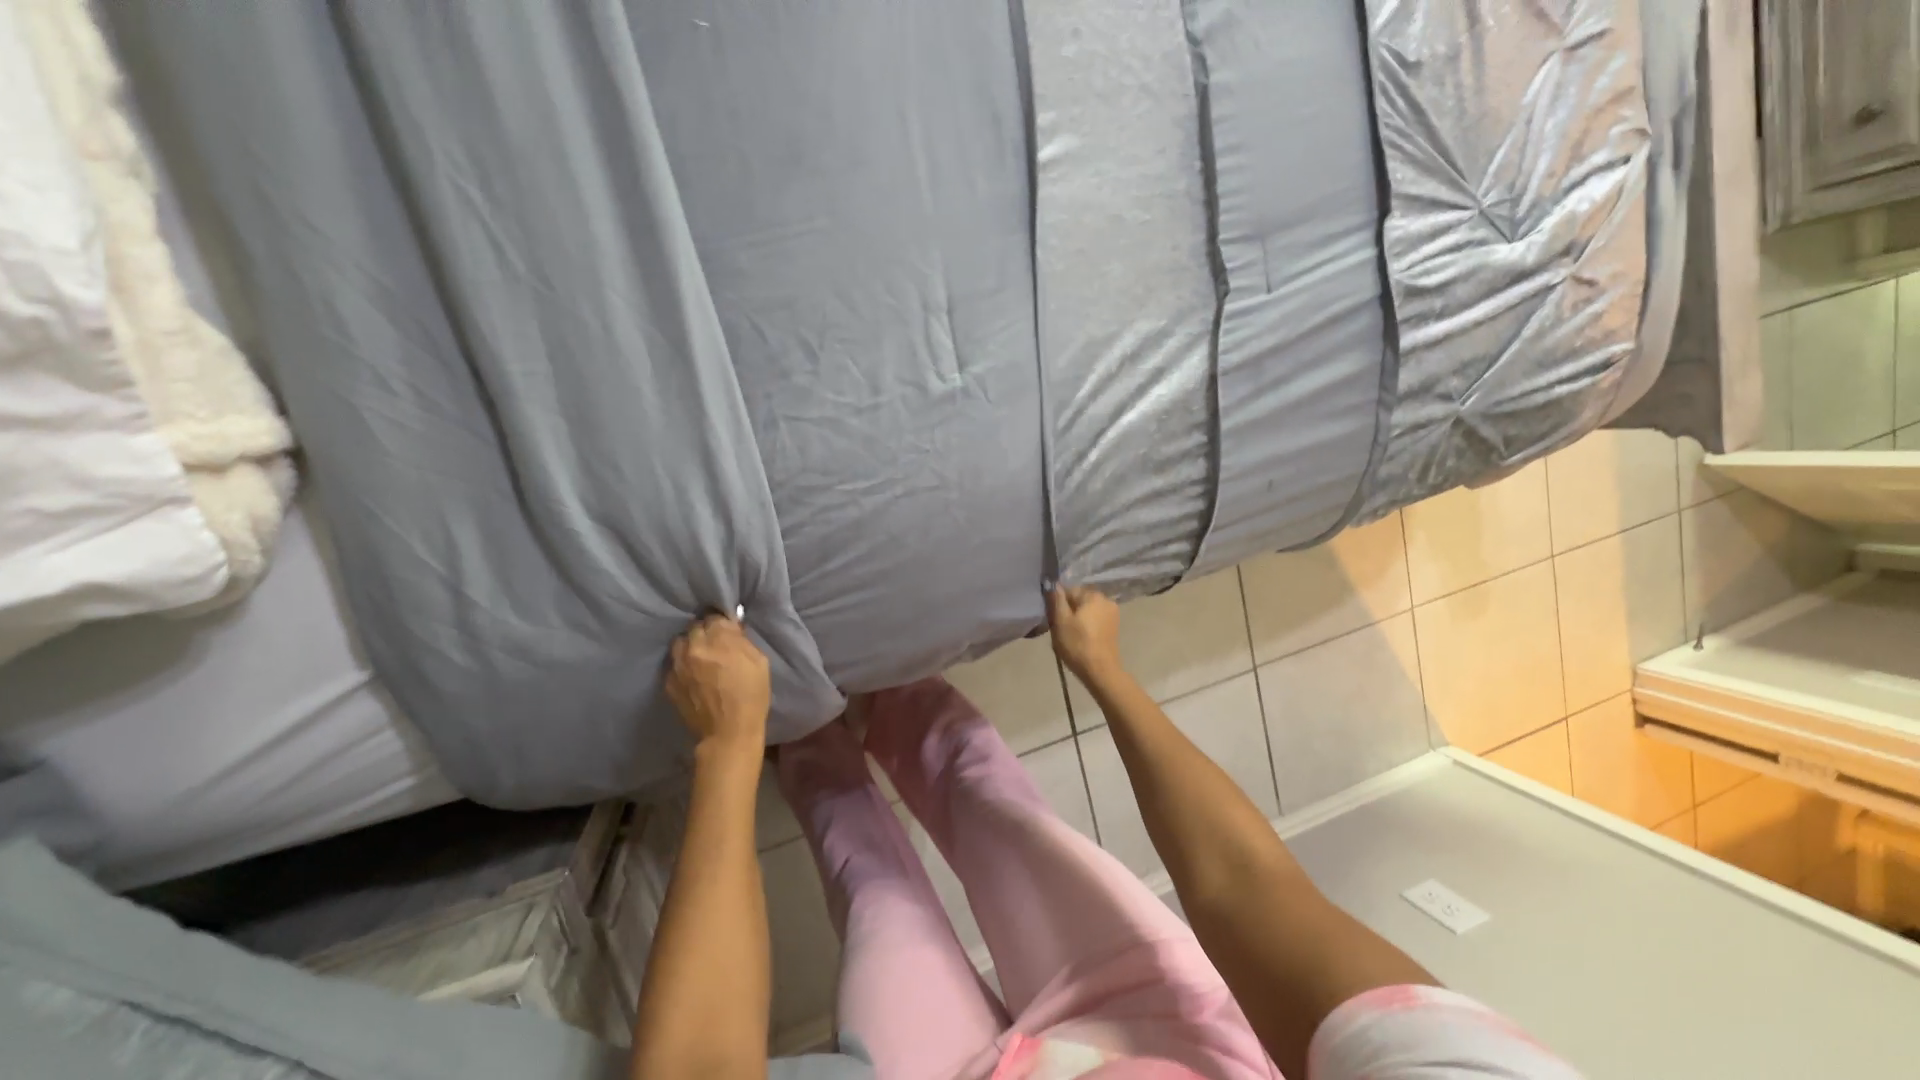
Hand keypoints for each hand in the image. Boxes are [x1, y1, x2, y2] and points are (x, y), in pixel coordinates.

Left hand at [666, 614, 770, 754]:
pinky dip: (681, 664)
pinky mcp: (668, 681)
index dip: (721, 623)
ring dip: (690, 645)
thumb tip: (731, 628)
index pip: (714, 616)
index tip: (726, 631)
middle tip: (714, 644)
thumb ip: (742, 640)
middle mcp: (694, 646)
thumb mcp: (759, 662)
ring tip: (698, 656)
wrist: (728, 733)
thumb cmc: (751, 696)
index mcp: (719, 638)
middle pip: (695, 627)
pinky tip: (691, 673)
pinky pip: (673, 663)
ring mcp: (678, 664)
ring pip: (680, 642)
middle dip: (705, 632)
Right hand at [1048, 584, 1122, 683]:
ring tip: (1070, 635)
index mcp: (1093, 595)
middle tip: (1061, 628)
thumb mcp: (1060, 621)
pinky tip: (1082, 638)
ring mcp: (1112, 613)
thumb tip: (1053, 584)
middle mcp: (1106, 599)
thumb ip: (1057, 599)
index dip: (1058, 604)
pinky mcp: (1114, 626)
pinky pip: (1095, 619)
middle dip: (1069, 611)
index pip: (1069, 590)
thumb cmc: (1077, 644)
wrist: (1100, 670)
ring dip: (1078, 618)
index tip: (1054, 619)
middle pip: (1079, 599)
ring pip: (1087, 610)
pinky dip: (1087, 625)